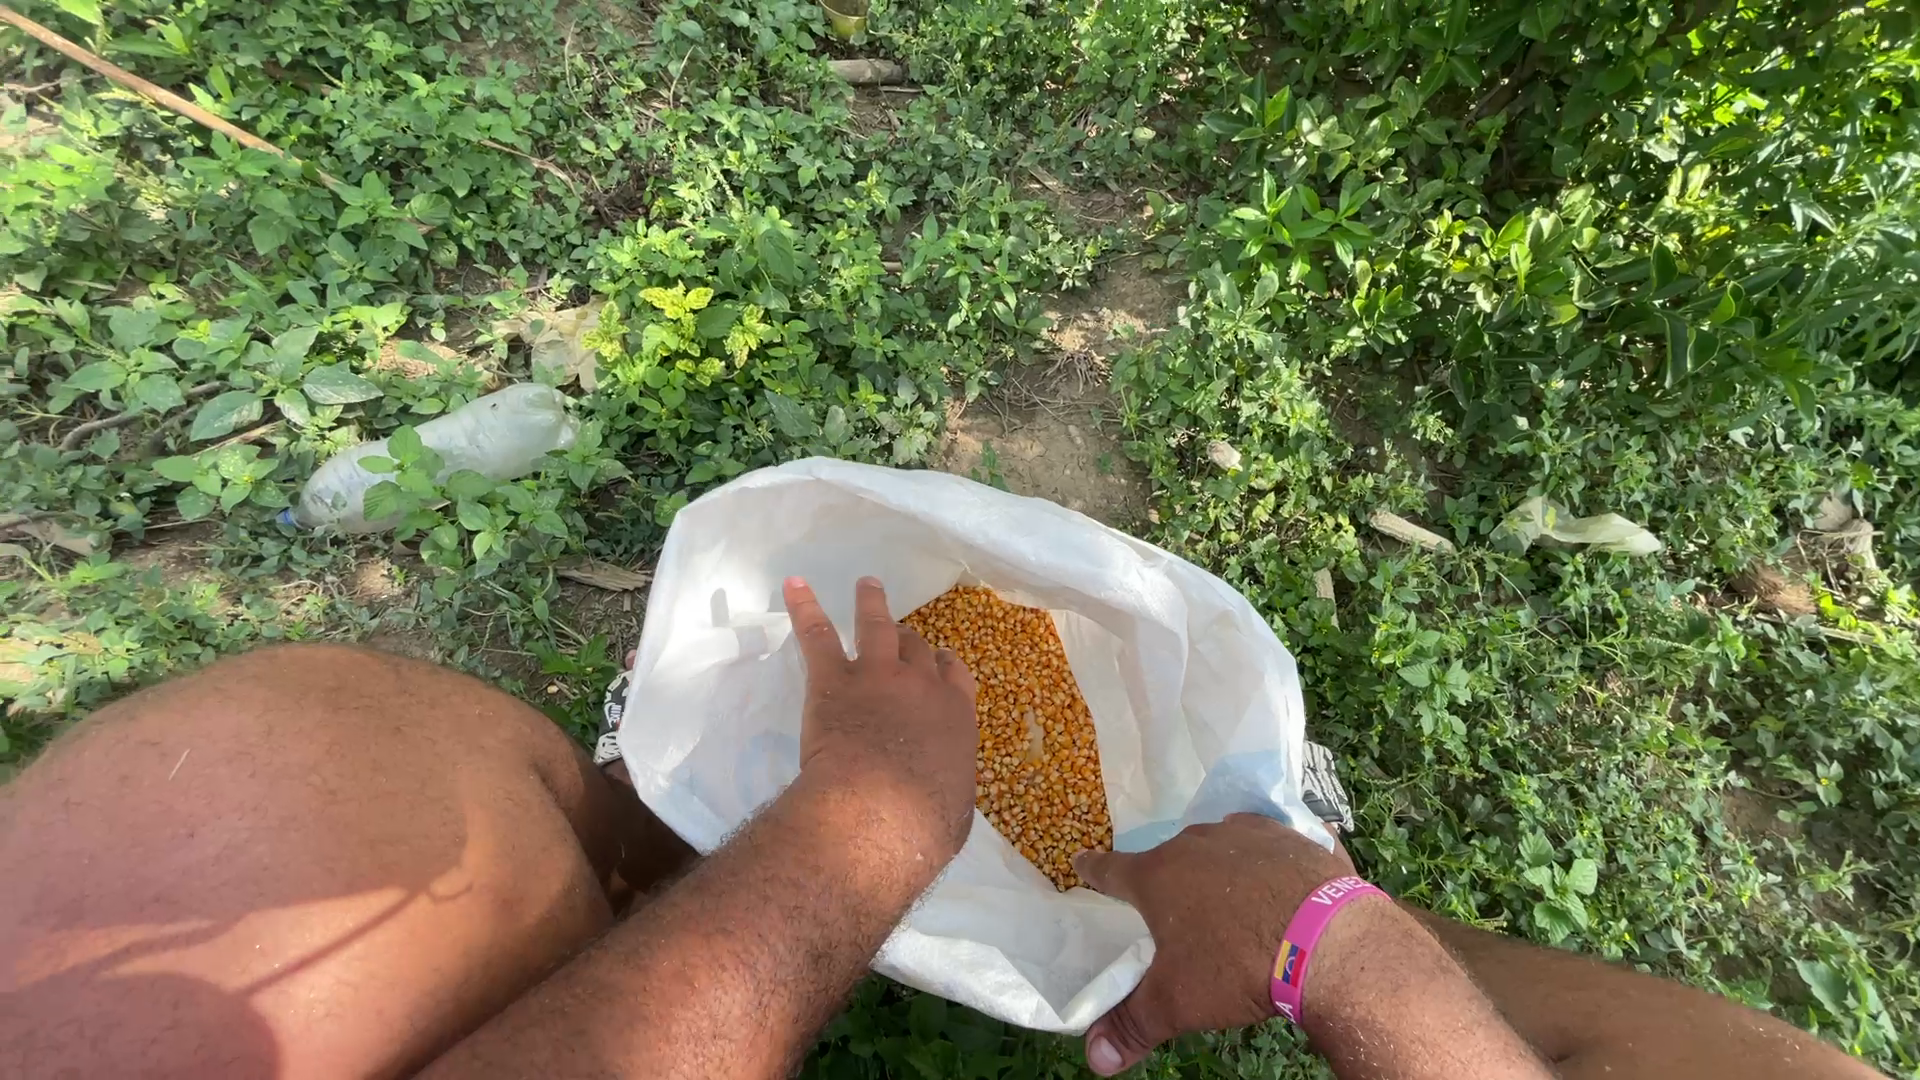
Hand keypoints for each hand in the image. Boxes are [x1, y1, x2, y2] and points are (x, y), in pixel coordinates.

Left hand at [784, 576, 978, 863]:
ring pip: (878, 625)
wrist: (880, 813)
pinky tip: (794, 585)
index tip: (937, 658)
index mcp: (954, 714)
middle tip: (899, 632)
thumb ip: (948, 785)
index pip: (953, 674)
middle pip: (916, 647)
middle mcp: (920, 684)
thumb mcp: (953, 808)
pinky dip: (805, 607)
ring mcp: (877, 675)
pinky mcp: (834, 680)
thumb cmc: (923, 823)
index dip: (943, 663)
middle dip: (909, 638)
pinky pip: (818, 634)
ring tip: (867, 583)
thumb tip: (943, 792)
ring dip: (872, 602)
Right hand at [1072, 814, 1371, 1075]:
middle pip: (1169, 858)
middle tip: (1179, 909)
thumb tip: (1093, 1059)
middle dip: (1170, 879)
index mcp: (1157, 876)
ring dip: (1218, 865)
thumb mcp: (1178, 1003)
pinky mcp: (1287, 834)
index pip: (1111, 870)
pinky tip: (1280, 879)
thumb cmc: (1236, 967)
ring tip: (1233, 899)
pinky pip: (1268, 839)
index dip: (1094, 869)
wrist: (1326, 941)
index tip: (1081, 861)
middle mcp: (1193, 843)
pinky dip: (1267, 856)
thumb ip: (1132, 1025)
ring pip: (1217, 844)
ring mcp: (1242, 832)